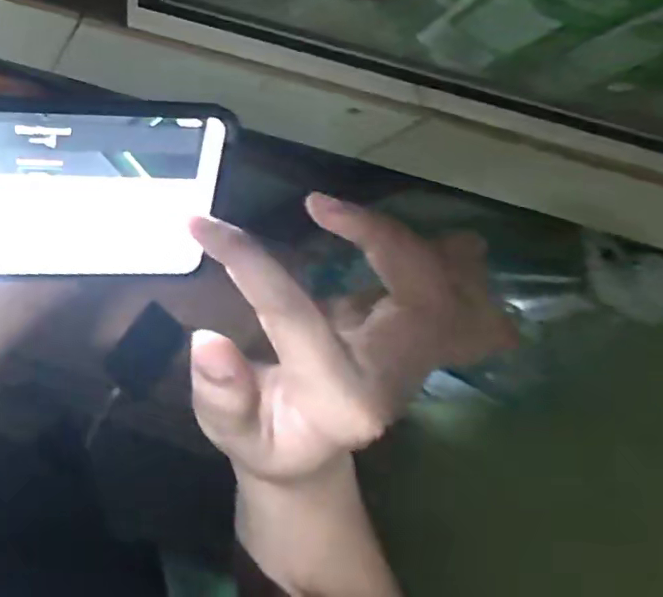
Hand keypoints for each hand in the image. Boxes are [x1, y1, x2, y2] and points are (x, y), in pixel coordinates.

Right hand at [189, 194, 517, 484]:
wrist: (306, 458)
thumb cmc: (261, 438)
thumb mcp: (227, 426)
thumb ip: (220, 392)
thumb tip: (206, 342)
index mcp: (337, 395)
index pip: (293, 312)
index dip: (245, 260)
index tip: (199, 223)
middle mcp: (389, 378)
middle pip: (420, 302)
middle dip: (379, 239)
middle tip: (317, 203)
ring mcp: (413, 364)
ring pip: (459, 303)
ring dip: (423, 248)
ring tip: (364, 213)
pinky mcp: (416, 347)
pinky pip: (462, 305)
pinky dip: (452, 265)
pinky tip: (426, 238)